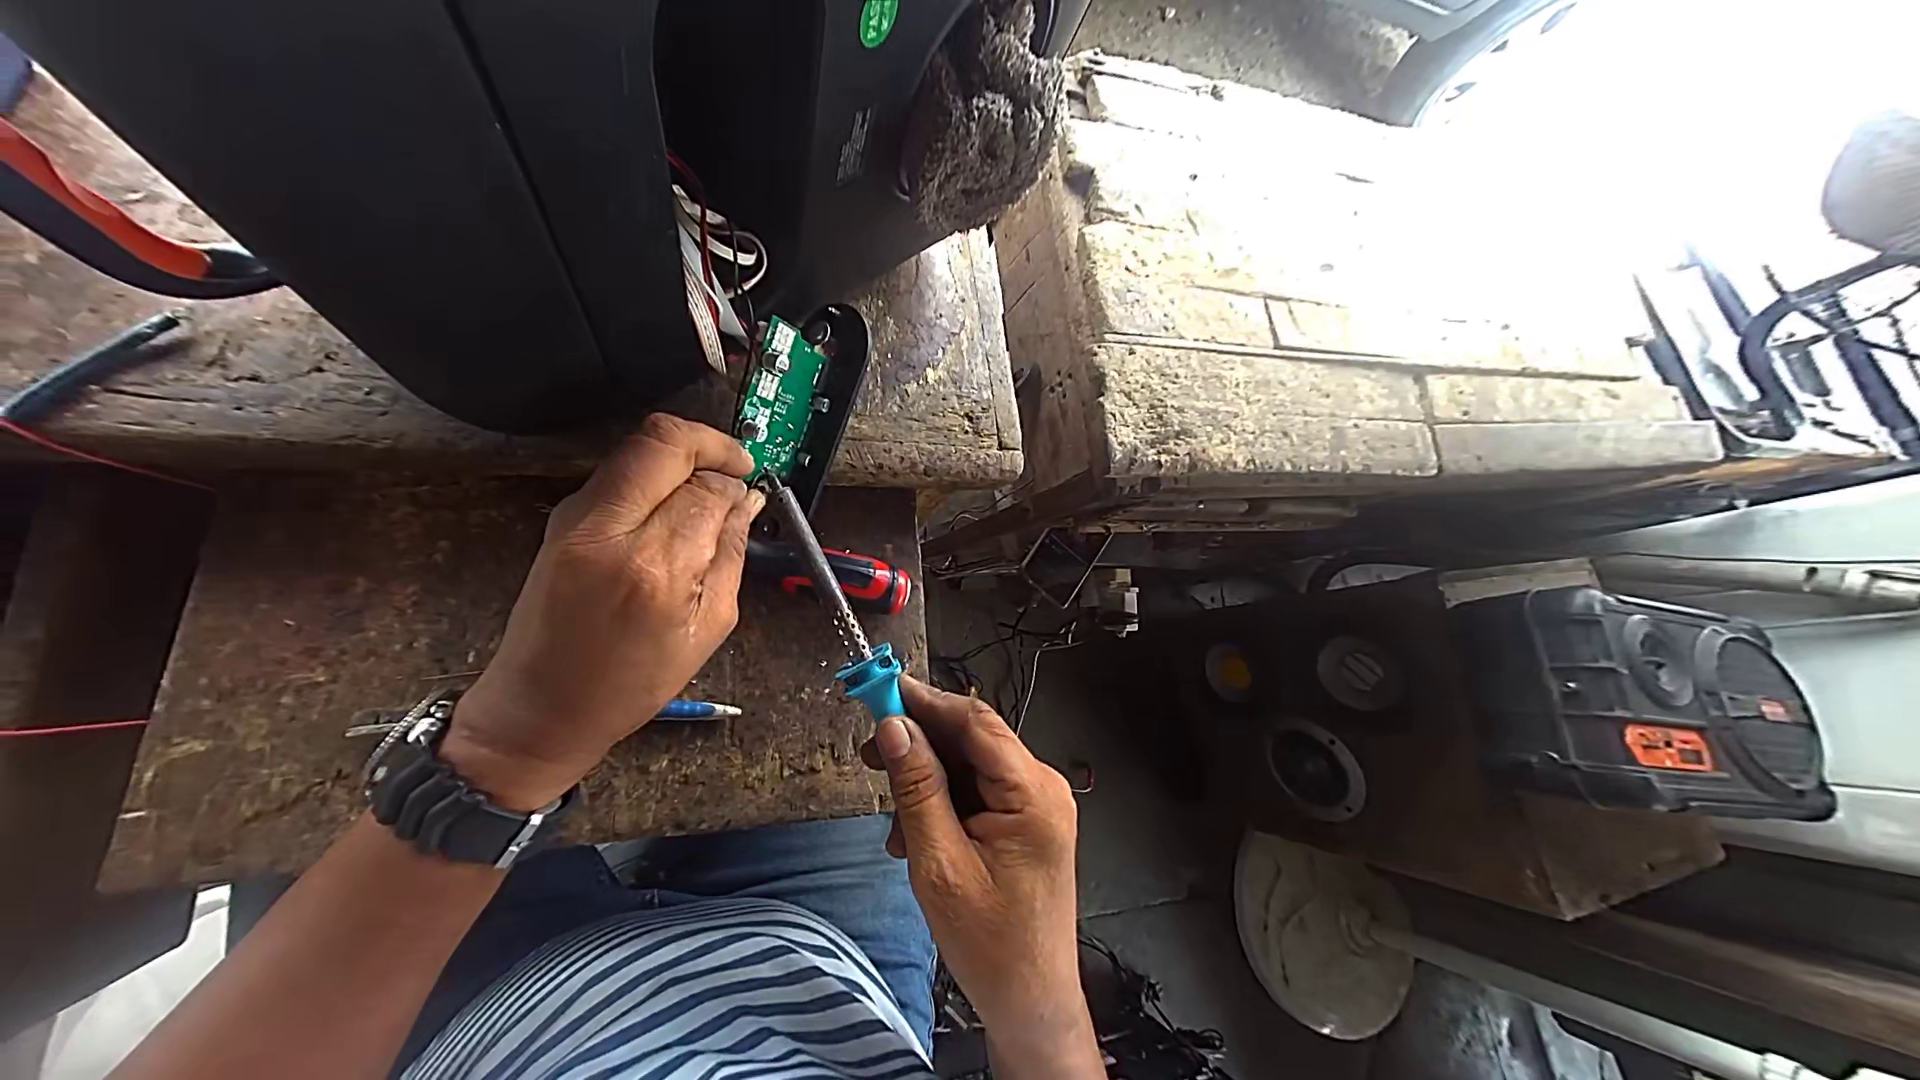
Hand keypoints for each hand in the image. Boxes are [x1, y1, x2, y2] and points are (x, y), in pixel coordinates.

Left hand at [442, 414, 761, 809]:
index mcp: (657, 567)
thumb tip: (745, 504)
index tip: (749, 490)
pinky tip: (672, 508)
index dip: (736, 481)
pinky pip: (618, 473)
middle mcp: (610, 531)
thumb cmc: (633, 681)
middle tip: (735, 465)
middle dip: (710, 443)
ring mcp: (576, 519)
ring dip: (681, 457)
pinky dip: (654, 475)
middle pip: (664, 441)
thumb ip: (731, 554)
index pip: (707, 488)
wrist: (542, 706)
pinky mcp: (560, 519)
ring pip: (638, 448)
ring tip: (706, 489)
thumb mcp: (710, 626)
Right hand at [861, 677, 1102, 1077]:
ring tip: (891, 814)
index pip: (975, 722)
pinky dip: (941, 802)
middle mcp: (1041, 785)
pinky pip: (976, 791)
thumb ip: (918, 788)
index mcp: (1033, 792)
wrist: (1030, 1003)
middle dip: (920, 742)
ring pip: (969, 765)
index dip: (926, 700)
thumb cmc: (990, 944)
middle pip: (972, 739)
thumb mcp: (940, 863)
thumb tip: (895, 727)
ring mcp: (1035, 802)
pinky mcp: (1023, 819)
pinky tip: (913, 832)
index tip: (881, 689)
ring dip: (925, 779)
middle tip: (871, 750)